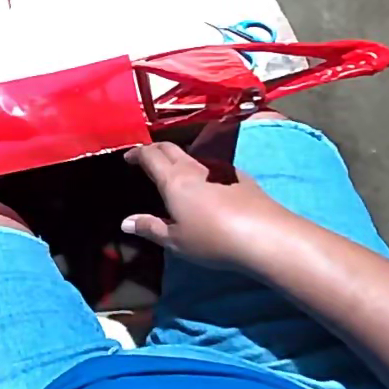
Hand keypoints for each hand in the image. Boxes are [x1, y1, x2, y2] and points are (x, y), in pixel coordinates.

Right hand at [121, 141, 301, 272]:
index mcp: (173, 180)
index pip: (150, 156)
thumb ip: (150, 227)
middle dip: (154, 149)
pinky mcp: (238, 175)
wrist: (262, 232)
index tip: (129, 157)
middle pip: (170, 148)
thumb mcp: (175, 240)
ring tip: (173, 172)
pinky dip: (199, 169)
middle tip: (145, 158)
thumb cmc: (212, 239)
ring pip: (191, 155)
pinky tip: (204, 185)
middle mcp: (194, 167)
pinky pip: (210, 166)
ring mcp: (218, 168)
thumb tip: (126, 221)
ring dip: (177, 158)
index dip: (137, 153)